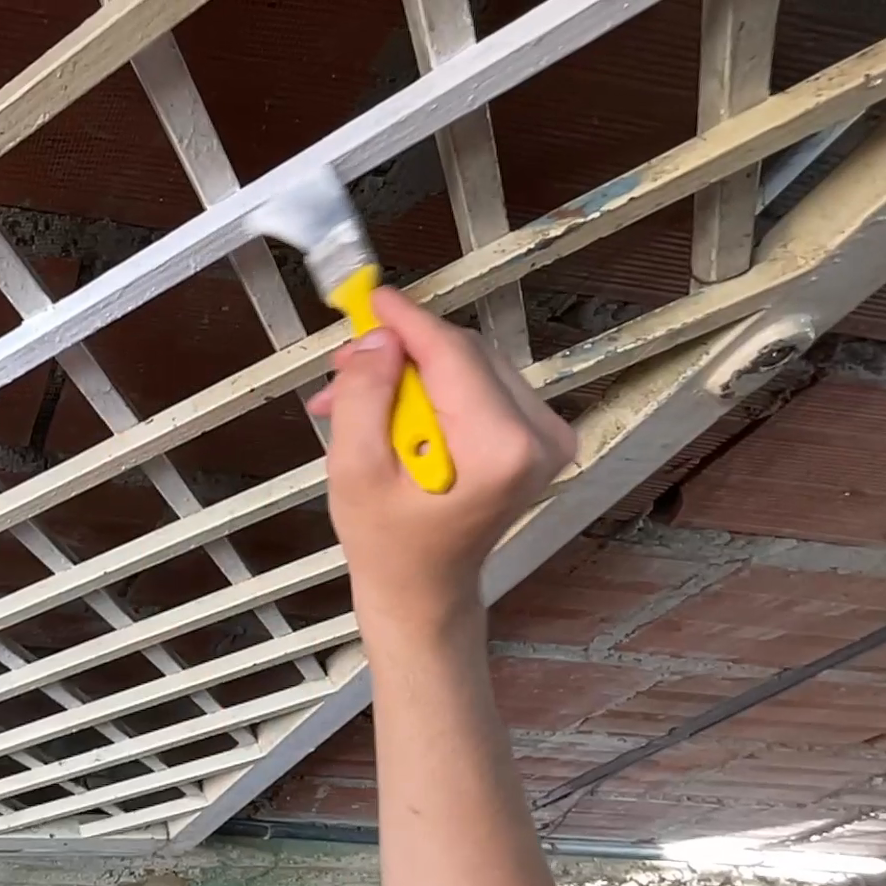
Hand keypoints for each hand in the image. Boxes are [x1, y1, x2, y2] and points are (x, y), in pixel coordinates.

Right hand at [307, 287, 574, 626]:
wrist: (421, 587)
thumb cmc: (383, 540)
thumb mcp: (353, 471)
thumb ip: (363, 401)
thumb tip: (378, 341)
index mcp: (500, 446)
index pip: (453, 356)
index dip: (407, 322)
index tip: (370, 298)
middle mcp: (540, 433)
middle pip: (464, 357)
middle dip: (398, 353)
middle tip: (339, 372)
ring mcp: (546, 436)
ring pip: (468, 369)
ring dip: (407, 373)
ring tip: (350, 401)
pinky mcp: (535, 439)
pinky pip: (476, 390)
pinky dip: (428, 391)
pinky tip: (387, 413)